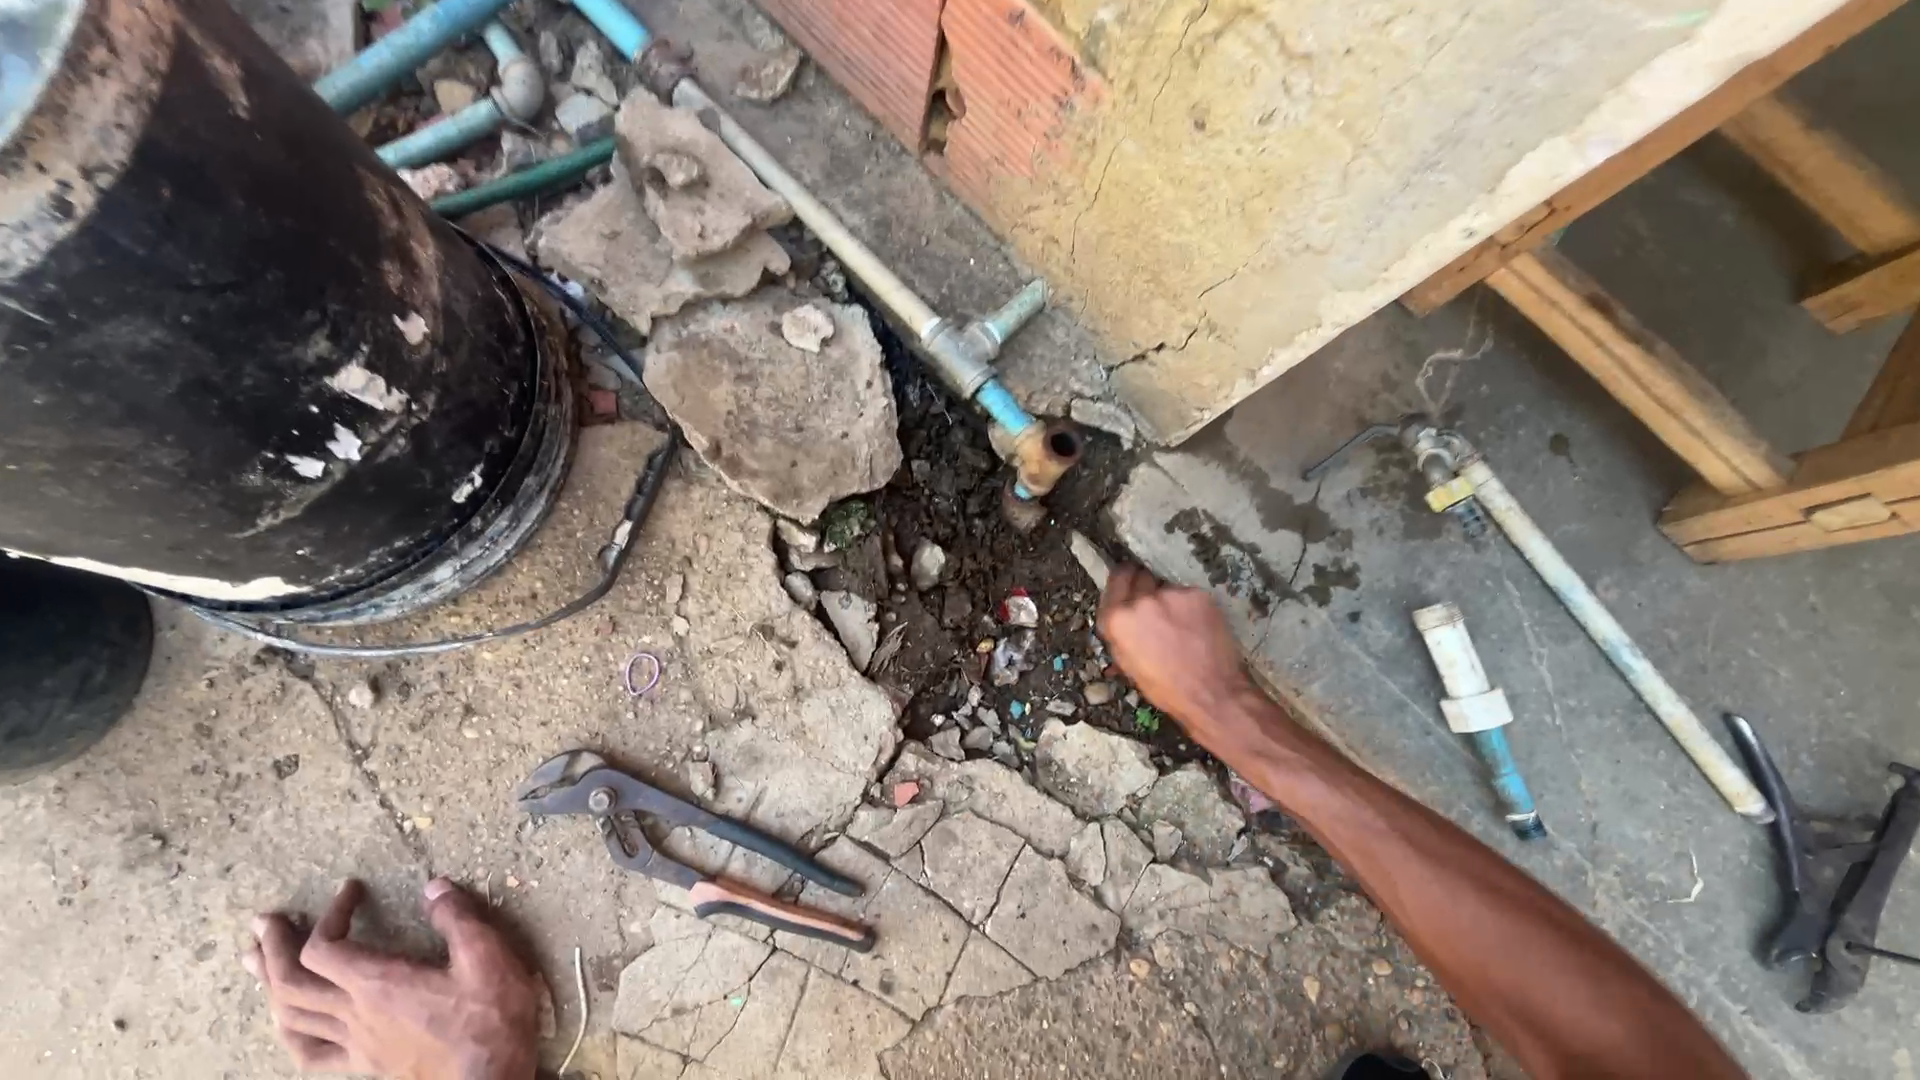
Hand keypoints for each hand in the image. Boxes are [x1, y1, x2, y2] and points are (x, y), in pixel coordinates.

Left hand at [243, 878, 541, 1079]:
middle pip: (291, 984)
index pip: (326, 948)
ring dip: (269, 986)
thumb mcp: (488, 954)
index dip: (329, 914)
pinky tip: (290, 1021)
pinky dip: (290, 1030)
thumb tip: (433, 887)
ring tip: (259, 963)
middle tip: (264, 922)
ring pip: (290, 1017)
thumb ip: (458, 918)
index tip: (350, 888)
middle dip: (273, 949)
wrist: (489, 1076)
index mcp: (379, 984)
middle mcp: (356, 1015)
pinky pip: (310, 1051)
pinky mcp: (365, 1064)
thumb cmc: (491, 1015)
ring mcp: (356, 1044)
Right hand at [1097, 565, 1274, 748]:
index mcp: (1117, 620)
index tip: (1131, 582)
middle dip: (1146, 588)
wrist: (1211, 692)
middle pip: (1140, 576)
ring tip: (1181, 625)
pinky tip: (1197, 626)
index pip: (1116, 580)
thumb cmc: (1165, 687)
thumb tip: (1119, 615)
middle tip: (1157, 608)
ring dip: (1170, 600)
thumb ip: (1119, 632)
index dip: (1124, 581)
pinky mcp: (1196, 594)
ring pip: (1166, 587)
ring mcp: (1170, 595)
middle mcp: (1140, 601)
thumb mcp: (1128, 663)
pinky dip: (1191, 606)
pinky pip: (1188, 594)